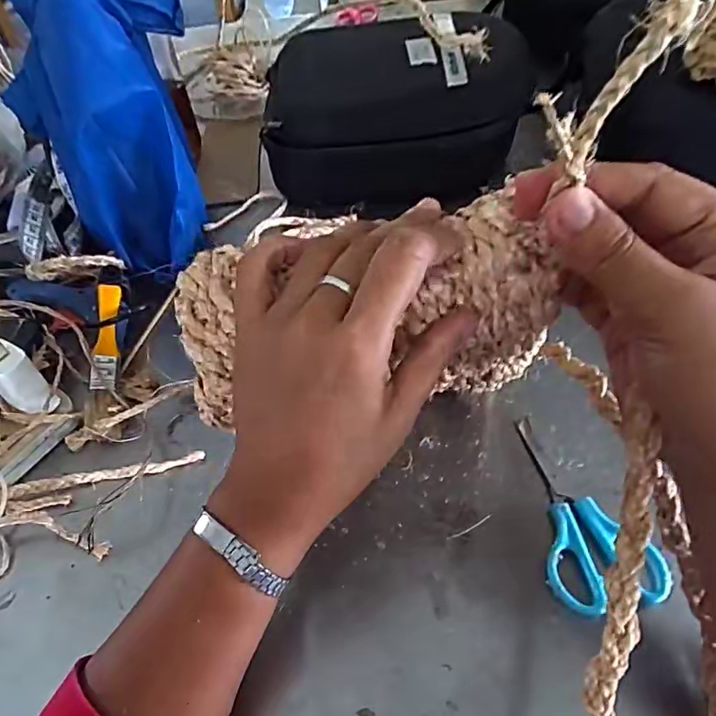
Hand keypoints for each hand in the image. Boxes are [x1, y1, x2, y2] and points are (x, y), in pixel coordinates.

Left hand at [208, 202, 473, 571]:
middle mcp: (314, 318)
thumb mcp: (398, 415)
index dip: (433, 237)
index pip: (400, 259)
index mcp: (358, 344)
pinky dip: (282, 245)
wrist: (275, 488)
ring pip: (318, 249)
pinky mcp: (248, 327)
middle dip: (404, 229)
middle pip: (363, 246)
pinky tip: (308, 246)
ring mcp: (274, 319)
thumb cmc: (344, 462)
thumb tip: (468, 312)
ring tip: (384, 236)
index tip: (453, 242)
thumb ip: (431, 357)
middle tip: (430, 227)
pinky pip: (256, 267)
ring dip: (357, 233)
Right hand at [511, 163, 715, 485]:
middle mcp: (694, 254)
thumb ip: (615, 256)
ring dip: (560, 255)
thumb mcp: (676, 311)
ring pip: (602, 259)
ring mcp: (660, 294)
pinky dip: (563, 289)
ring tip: (511, 252)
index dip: (589, 185)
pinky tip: (532, 283)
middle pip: (622, 220)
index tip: (527, 192)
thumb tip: (559, 202)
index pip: (651, 189)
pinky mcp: (633, 330)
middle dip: (569, 219)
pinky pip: (593, 296)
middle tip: (509, 221)